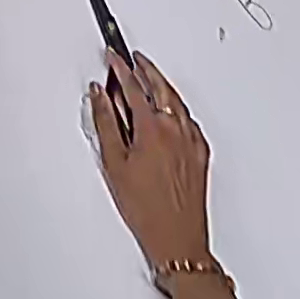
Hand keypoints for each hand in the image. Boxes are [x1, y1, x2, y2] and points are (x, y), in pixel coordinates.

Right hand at [90, 50, 213, 274]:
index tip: (112, 56)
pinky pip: (189, 119)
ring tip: (149, 74)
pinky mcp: (200, 155)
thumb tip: (99, 94)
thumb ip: (105, 121)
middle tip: (133, 57)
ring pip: (176, 101)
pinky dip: (177, 105)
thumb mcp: (113, 161)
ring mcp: (191, 142)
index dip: (119, 67)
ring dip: (161, 83)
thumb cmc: (145, 207)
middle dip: (144, 68)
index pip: (133, 86)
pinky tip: (171, 107)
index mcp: (153, 128)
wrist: (177, 241)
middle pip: (160, 87)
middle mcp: (176, 130)